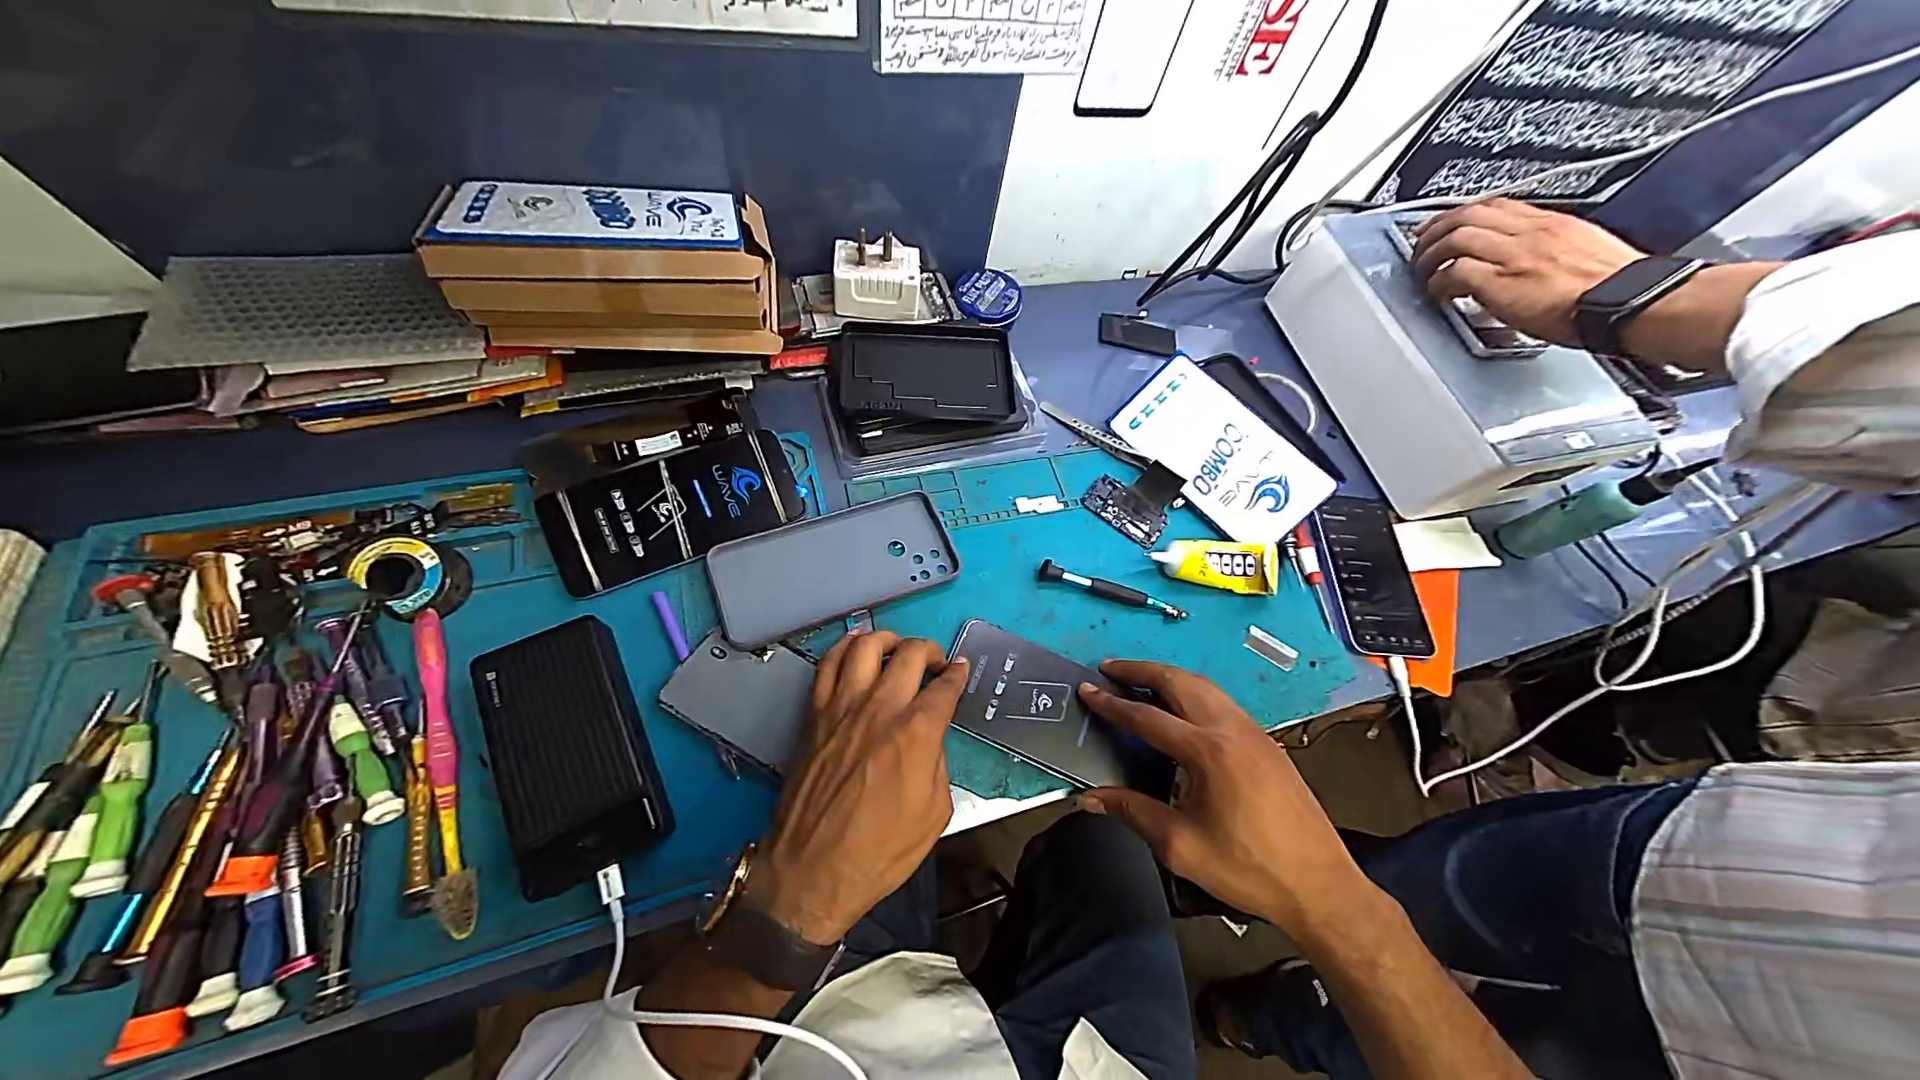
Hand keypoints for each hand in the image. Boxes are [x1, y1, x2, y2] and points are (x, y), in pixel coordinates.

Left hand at [750, 631, 967, 944]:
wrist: (812, 872)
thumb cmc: (878, 851)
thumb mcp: (934, 814)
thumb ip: (938, 762)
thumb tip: (930, 738)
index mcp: (916, 732)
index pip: (944, 686)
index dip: (957, 674)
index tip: (959, 670)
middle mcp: (879, 708)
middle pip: (909, 653)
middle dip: (929, 650)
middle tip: (934, 660)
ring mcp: (842, 707)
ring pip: (865, 646)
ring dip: (887, 638)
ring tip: (895, 646)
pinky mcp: (814, 715)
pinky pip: (826, 665)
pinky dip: (843, 648)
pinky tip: (854, 649)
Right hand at [1076, 661, 1370, 933]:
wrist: (1321, 887)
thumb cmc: (1248, 869)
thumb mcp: (1180, 845)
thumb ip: (1132, 811)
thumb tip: (1091, 798)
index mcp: (1208, 752)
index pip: (1147, 717)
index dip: (1112, 703)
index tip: (1088, 690)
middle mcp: (1232, 730)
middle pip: (1179, 681)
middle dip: (1141, 669)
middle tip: (1110, 668)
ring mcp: (1255, 732)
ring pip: (1205, 686)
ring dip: (1168, 676)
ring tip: (1140, 678)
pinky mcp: (1267, 742)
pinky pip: (1222, 701)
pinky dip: (1192, 691)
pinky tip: (1181, 707)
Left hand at [1412, 198, 1645, 345]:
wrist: (1629, 301)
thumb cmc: (1612, 287)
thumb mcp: (1583, 250)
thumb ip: (1550, 248)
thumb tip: (1527, 260)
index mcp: (1551, 224)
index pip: (1495, 204)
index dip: (1460, 213)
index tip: (1443, 225)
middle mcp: (1530, 233)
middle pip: (1467, 214)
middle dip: (1434, 230)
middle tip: (1420, 248)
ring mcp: (1514, 256)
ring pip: (1455, 238)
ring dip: (1429, 256)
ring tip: (1423, 273)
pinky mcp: (1500, 282)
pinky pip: (1454, 273)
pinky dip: (1437, 283)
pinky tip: (1437, 296)